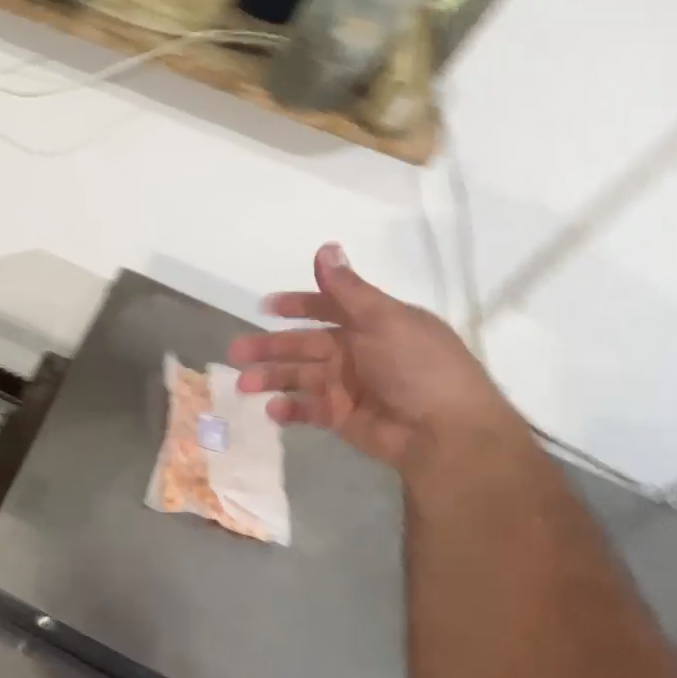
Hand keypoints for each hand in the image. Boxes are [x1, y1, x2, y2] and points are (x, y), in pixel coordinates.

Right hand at [228, 243, 522, 473]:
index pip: (329, 309)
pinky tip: (273, 409)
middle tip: (235, 352)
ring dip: (270, 378)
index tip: (265, 307)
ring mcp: (346, 386)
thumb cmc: (417, 367)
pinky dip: (287, 409)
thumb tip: (325, 248)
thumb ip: (347, 290)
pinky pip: (305, 410)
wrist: (441, 430)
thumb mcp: (384, 320)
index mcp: (373, 324)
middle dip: (269, 347)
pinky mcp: (339, 416)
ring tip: (244, 385)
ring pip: (297, 376)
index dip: (298, 306)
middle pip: (304, 345)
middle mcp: (357, 352)